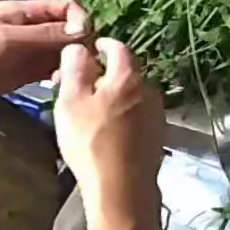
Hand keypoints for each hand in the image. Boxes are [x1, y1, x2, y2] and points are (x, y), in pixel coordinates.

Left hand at [0, 0, 84, 105]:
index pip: (65, 7)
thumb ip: (46, 34)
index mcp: (24, 12)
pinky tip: (63, 82)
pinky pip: (53, 68)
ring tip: (75, 75)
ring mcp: (29, 51)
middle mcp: (32, 29)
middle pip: (68, 29)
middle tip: (84, 62)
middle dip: (80, 43)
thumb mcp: (8, 39)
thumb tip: (84, 31)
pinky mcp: (26, 71)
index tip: (85, 39)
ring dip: (73, 60)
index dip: (80, 20)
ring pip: (63, 50)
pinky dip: (62, 73)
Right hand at [55, 34, 164, 222]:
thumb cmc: (91, 140)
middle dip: (103, 71)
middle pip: (126, 71)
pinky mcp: (157, 131)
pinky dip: (122, 110)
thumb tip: (80, 47)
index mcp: (129, 77)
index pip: (118, 47)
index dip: (101, 44)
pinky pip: (137, 111)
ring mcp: (157, 111)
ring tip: (88, 106)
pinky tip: (107, 126)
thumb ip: (76, 69)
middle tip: (77, 82)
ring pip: (132, 92)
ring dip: (112, 93)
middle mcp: (149, 89)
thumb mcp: (71, 101)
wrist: (122, 185)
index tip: (88, 49)